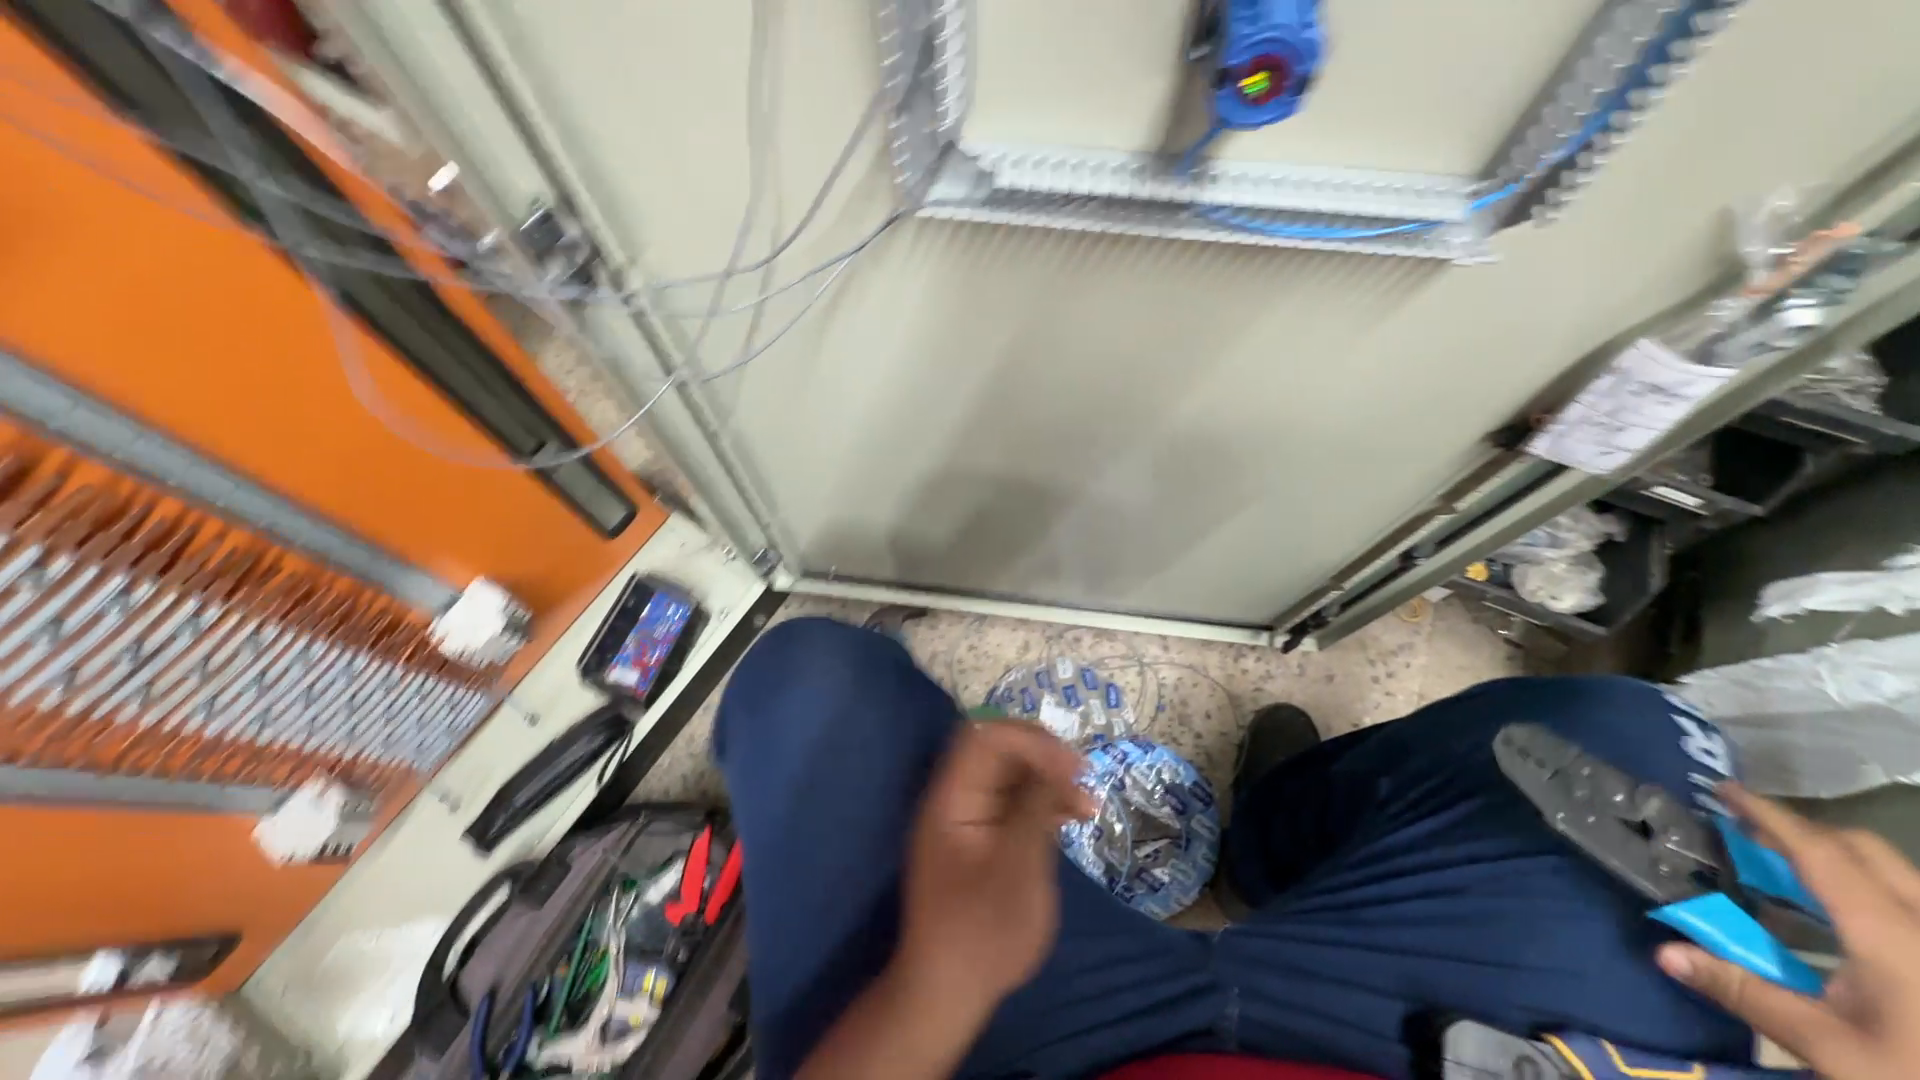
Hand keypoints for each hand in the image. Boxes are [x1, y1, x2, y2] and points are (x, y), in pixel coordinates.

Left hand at [896, 720, 1094, 1015]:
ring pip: (1010, 776)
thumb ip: (1034, 808)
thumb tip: (1056, 764)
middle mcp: (955, 799)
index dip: (1032, 742)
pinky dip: (1042, 804)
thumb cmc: (982, 933)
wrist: (947, 992)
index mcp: (951, 798)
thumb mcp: (1017, 868)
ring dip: (1049, 780)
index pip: (986, 738)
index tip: (1073, 768)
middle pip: (998, 751)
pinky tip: (1073, 817)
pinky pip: (1013, 804)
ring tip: (1087, 805)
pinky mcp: (983, 841)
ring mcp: (968, 820)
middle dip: (1044, 757)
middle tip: (1083, 780)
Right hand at [1656, 784, 1919, 1079]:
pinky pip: (1907, 896)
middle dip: (1802, 830)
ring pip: (1894, 871)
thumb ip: (1746, 994)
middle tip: (1746, 830)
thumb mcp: (1828, 1048)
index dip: (1769, 816)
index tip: (1724, 789)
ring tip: (1784, 865)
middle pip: (1863, 849)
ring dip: (1834, 857)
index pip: (1819, 853)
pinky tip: (1839, 914)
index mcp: (1889, 933)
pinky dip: (1863, 884)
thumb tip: (1664, 952)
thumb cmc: (1911, 1074)